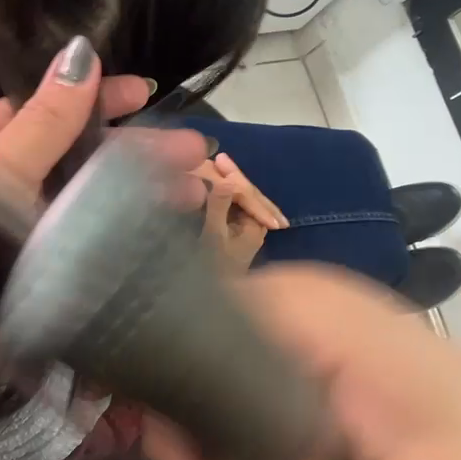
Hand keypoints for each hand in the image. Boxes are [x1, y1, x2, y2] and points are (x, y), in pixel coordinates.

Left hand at [0, 36, 208, 395]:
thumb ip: (42, 122)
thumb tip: (79, 53)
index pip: (43, 110)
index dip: (95, 99)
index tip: (147, 91)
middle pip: (69, 159)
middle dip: (129, 153)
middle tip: (195, 152)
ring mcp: (7, 233)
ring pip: (77, 205)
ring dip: (130, 197)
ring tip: (192, 193)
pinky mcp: (21, 277)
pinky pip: (73, 249)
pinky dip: (112, 241)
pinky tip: (155, 237)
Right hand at [138, 264, 460, 459]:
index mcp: (297, 306)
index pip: (175, 333)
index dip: (163, 407)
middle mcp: (279, 289)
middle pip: (176, 351)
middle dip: (184, 432)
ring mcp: (284, 305)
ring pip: (194, 365)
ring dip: (203, 434)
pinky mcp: (291, 328)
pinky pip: (221, 367)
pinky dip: (223, 422)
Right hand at [195, 153, 278, 272]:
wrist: (210, 302)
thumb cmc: (211, 270)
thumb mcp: (212, 237)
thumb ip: (219, 208)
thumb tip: (225, 181)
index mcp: (254, 226)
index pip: (247, 193)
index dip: (233, 175)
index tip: (218, 158)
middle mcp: (253, 228)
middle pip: (245, 196)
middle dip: (231, 176)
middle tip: (218, 157)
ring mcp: (242, 234)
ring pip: (236, 202)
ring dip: (224, 184)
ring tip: (212, 165)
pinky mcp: (229, 238)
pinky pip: (227, 210)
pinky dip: (218, 197)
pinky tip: (207, 188)